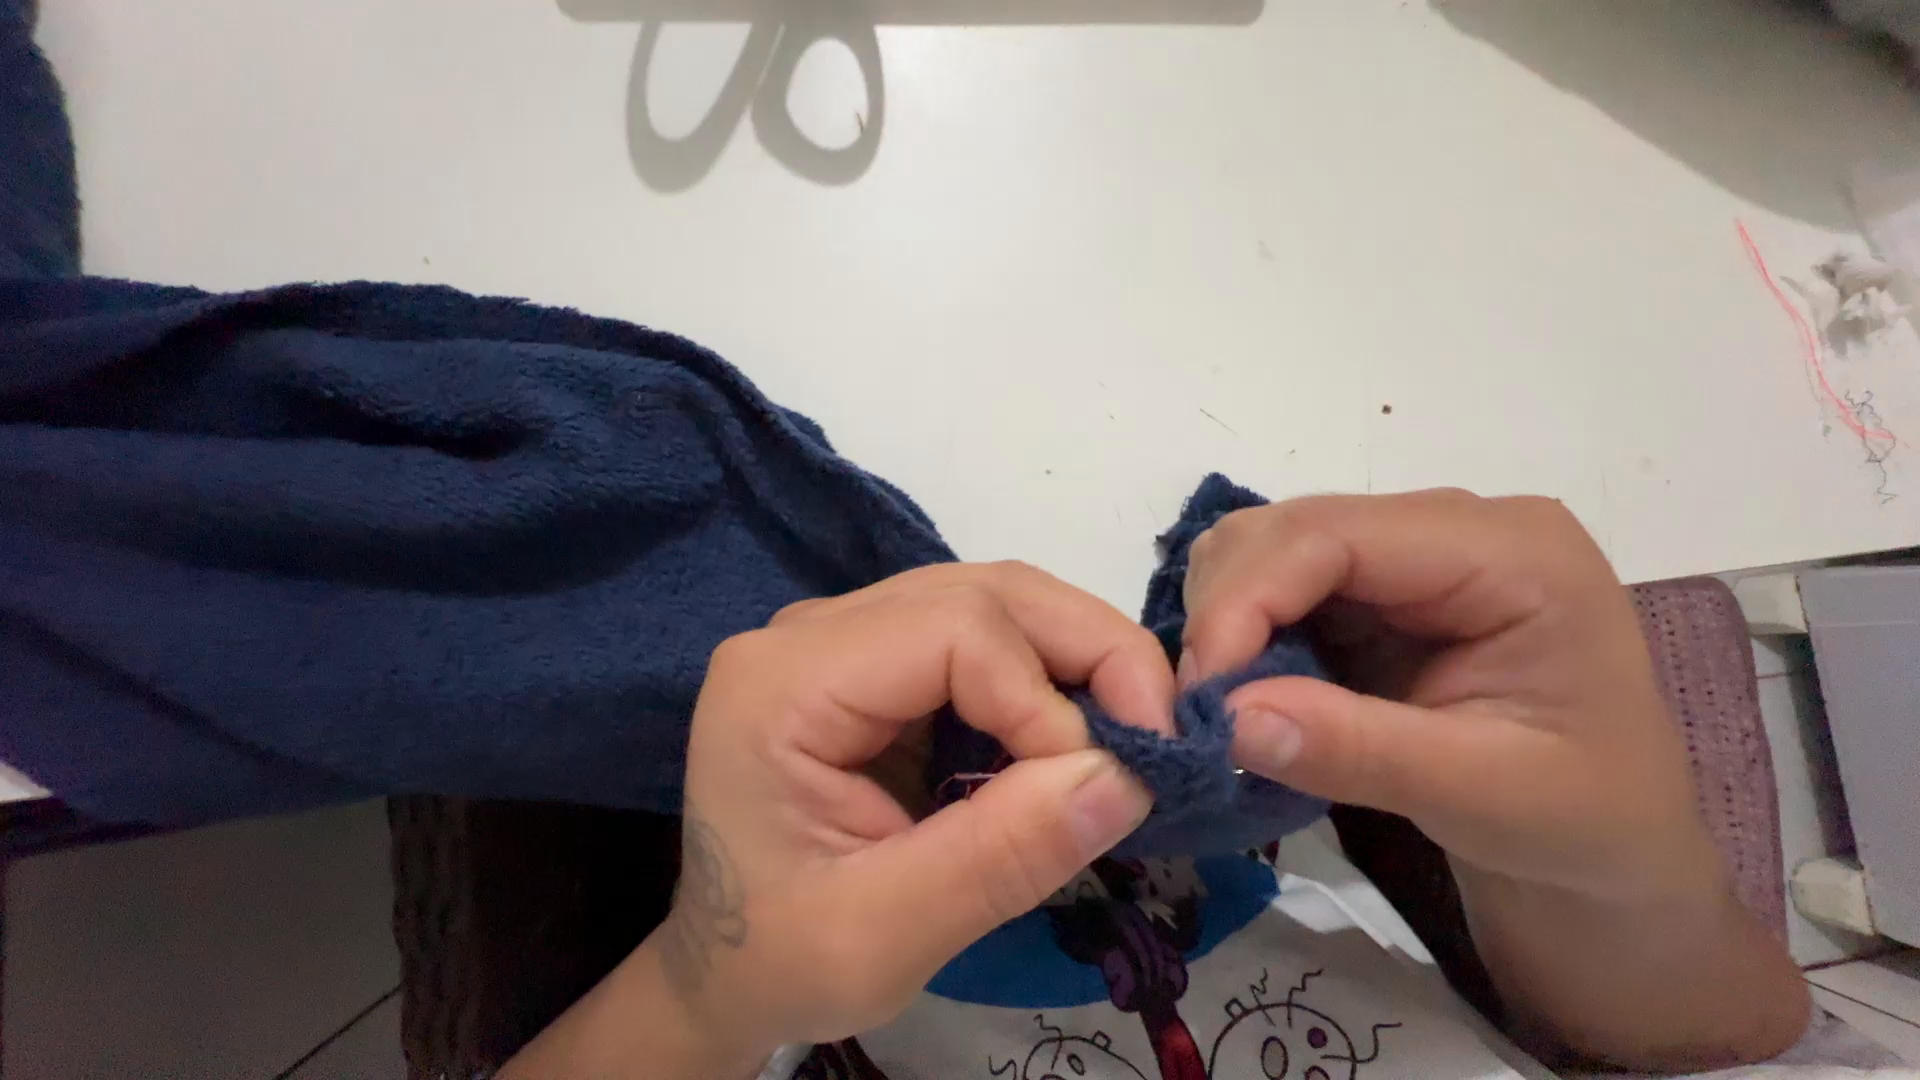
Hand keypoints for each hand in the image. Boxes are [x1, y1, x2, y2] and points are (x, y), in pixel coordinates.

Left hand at [503, 563, 1164, 1079]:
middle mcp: (811, 631)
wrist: (726, 959)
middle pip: (981, 591)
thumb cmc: (781, 958)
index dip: (1046, 697)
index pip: (952, 629)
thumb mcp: (881, 939)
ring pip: (991, 596)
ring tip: (1125, 728)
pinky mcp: (876, 654)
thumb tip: (1124, 775)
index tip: (1105, 785)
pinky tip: (1072, 724)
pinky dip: (1046, 668)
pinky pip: (981, 629)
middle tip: (1155, 731)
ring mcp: (844, 634)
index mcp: (784, 682)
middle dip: (1088, 649)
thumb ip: (999, 857)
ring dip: (1075, 652)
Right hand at [1179, 490, 1805, 1069]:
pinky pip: (1267, 582)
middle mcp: (1448, 526)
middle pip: (1283, 528)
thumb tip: (1225, 719)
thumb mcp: (1487, 798)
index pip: (1331, 534)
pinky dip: (1235, 632)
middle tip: (1205, 709)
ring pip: (1259, 547)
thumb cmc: (1582, 825)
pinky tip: (1249, 686)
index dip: (1244, 600)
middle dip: (1224, 612)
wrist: (1604, 848)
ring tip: (1231, 701)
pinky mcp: (1365, 586)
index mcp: (1507, 551)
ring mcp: (1401, 551)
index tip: (1200, 692)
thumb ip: (1356, 751)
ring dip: (1222, 619)